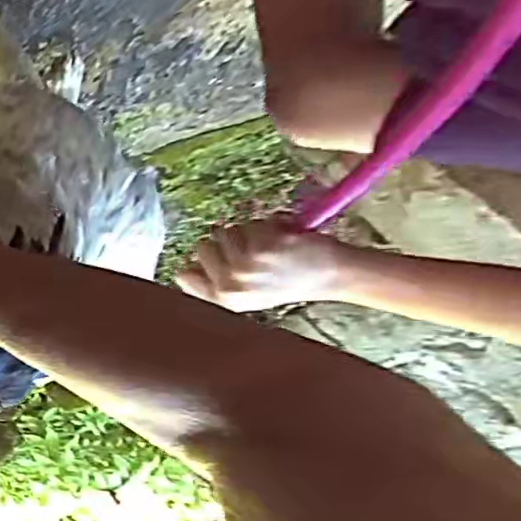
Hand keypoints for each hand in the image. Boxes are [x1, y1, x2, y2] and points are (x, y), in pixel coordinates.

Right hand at [177, 219, 354, 312]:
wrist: (337, 277)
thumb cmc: (289, 285)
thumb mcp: (243, 298)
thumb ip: (211, 287)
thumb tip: (183, 269)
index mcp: (221, 297)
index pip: (183, 274)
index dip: (198, 264)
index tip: (218, 262)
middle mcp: (231, 282)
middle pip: (202, 247)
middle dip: (224, 243)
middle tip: (249, 250)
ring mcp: (249, 262)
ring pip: (226, 230)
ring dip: (246, 231)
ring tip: (268, 243)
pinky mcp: (270, 243)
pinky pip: (255, 223)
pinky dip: (271, 223)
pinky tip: (285, 235)